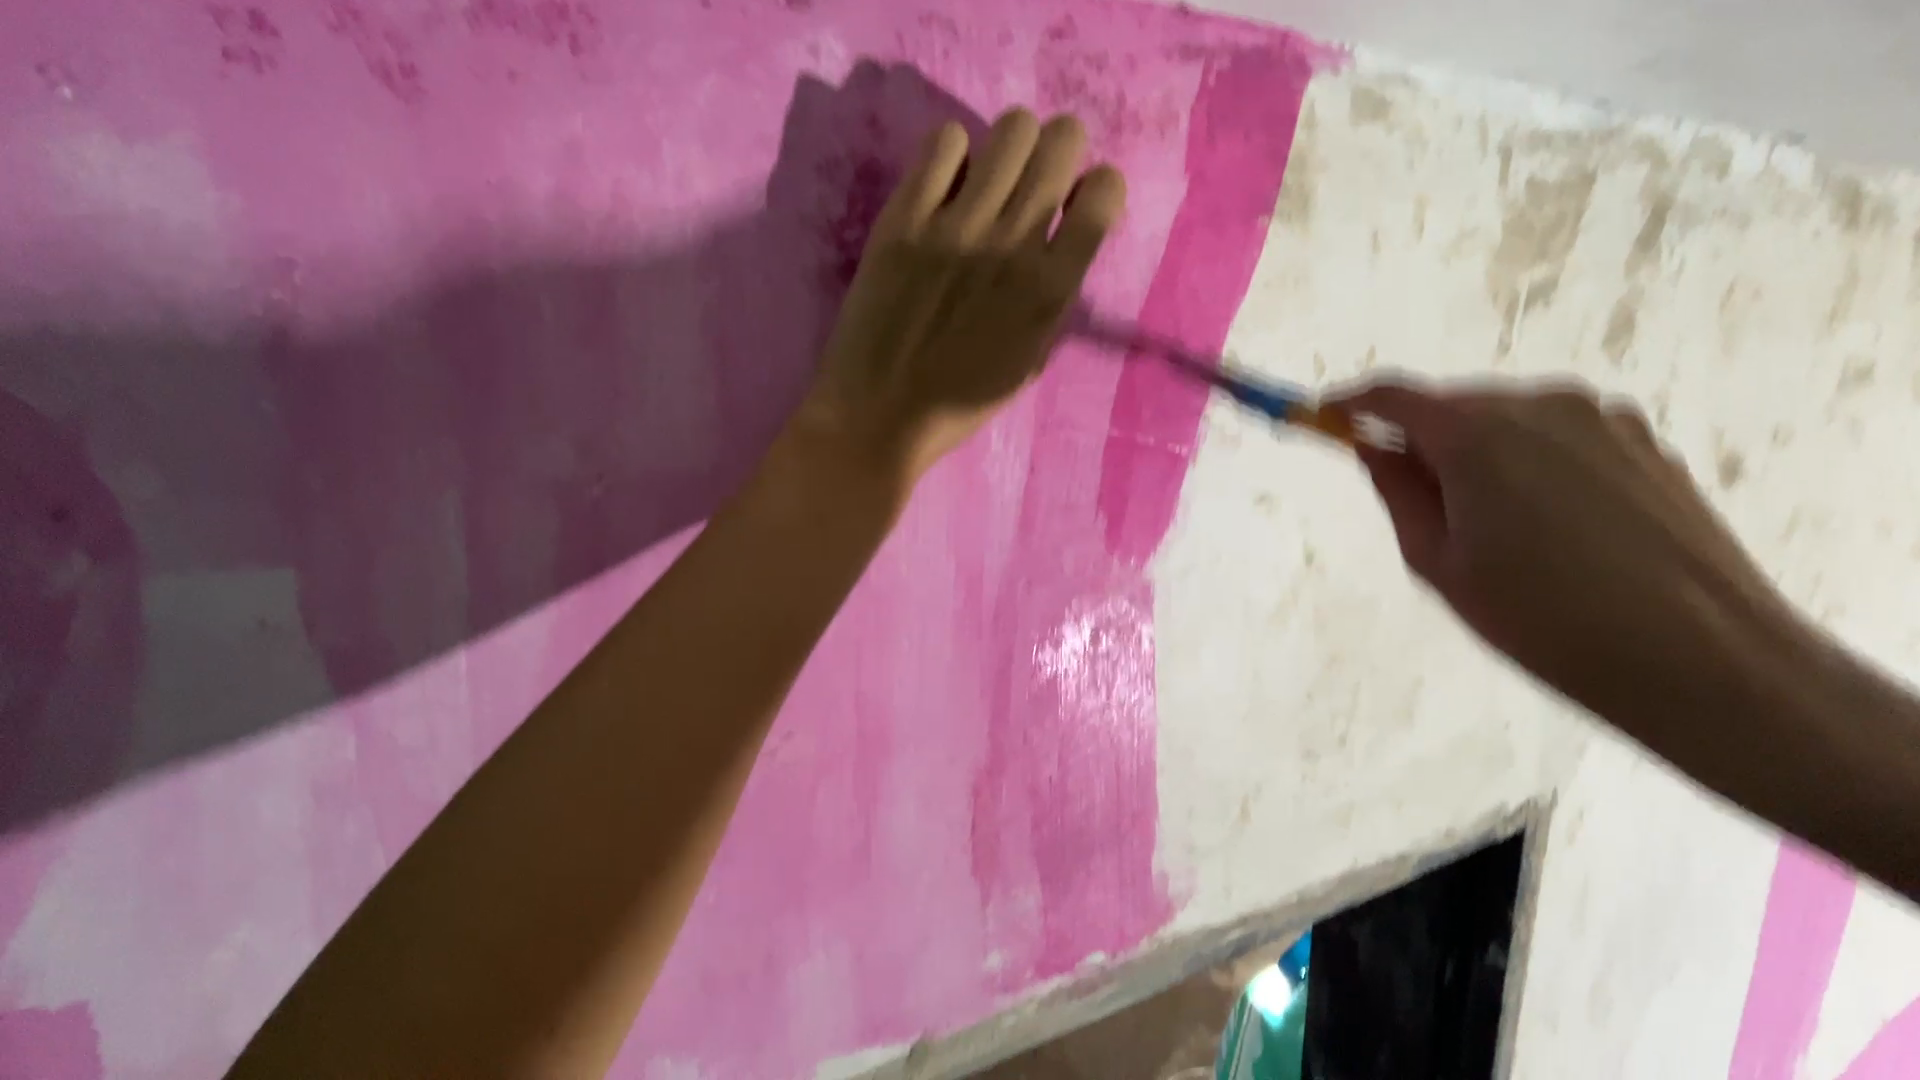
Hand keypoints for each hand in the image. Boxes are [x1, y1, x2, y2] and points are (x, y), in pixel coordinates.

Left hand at [790, 109, 1125, 484]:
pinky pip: (945, 140)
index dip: (1093, 188)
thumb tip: (1061, 237)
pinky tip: (943, 187)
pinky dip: (951, 154)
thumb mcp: (1032, 358)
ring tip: (987, 180)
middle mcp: (1014, 243)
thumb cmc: (960, 400)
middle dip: (1056, 151)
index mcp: (1053, 287)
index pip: (1105, 189)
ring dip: (1008, 146)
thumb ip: (1053, 293)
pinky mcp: (906, 215)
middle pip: (1062, 138)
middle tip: (1031, 180)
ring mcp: (958, 224)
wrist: (879, 413)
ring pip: (1011, 128)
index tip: (1072, 206)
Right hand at [1331, 377, 1803, 725]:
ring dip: (1480, 454)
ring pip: (1508, 421)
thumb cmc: (1541, 618)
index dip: (1350, 404)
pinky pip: (1558, 437)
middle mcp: (1539, 403)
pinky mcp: (1644, 440)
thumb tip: (1374, 448)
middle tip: (1417, 503)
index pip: (1392, 396)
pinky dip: (1530, 463)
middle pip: (1453, 405)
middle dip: (1422, 440)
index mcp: (1477, 433)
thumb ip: (1398, 493)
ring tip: (1495, 530)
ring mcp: (1600, 417)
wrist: (1701, 656)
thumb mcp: (1439, 564)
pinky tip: (1552, 528)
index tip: (1324, 420)